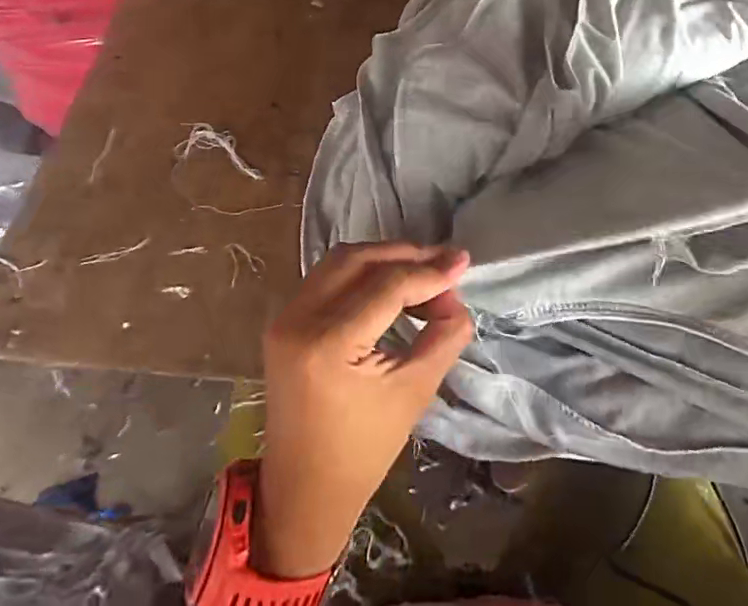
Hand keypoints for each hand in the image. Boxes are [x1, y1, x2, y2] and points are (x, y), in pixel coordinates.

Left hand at [255, 242, 473, 578]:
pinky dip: (362, 274)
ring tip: (423, 274)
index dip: (429, 272)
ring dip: (384, 260)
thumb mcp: (413, 393)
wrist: (305, 490)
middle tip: (445, 265)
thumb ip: (442, 338)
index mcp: (327, 344)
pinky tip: (392, 287)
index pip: (386, 286)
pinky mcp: (284, 321)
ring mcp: (285, 318)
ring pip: (340, 262)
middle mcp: (298, 319)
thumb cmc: (363, 452)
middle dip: (406, 256)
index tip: (463, 262)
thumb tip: (458, 299)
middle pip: (358, 260)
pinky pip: (327, 279)